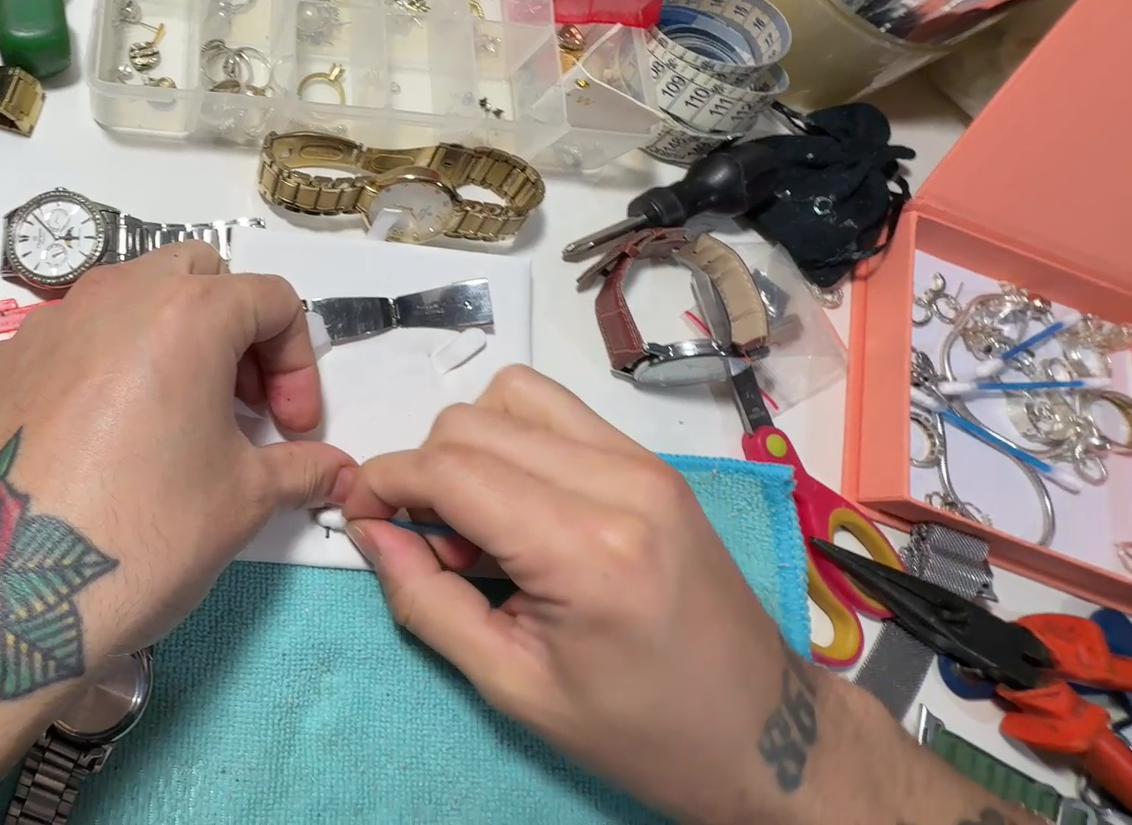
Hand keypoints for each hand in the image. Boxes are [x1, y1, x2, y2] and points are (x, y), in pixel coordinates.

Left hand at [0, 242, 353, 655]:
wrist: (4, 595)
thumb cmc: (145, 532)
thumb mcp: (243, 499)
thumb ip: (300, 467)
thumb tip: (337, 470)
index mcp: (187, 311)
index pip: (271, 301)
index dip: (298, 362)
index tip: (291, 426)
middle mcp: (115, 294)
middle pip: (198, 274)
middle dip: (234, 328)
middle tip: (237, 402)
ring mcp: (49, 321)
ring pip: (130, 296)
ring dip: (168, 338)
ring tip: (172, 416)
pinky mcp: (5, 359)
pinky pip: (74, 335)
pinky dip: (106, 362)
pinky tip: (102, 435)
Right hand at [341, 366, 800, 824]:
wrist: (770, 735)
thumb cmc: (639, 730)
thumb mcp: (509, 685)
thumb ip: (422, 598)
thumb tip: (366, 527)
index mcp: (584, 550)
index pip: (448, 469)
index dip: (383, 482)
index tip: (361, 515)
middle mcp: (617, 482)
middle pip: (467, 422)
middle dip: (422, 472)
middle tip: (438, 544)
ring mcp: (640, 460)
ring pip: (506, 395)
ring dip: (466, 445)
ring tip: (480, 515)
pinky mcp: (648, 458)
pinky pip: (550, 407)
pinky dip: (509, 434)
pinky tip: (517, 496)